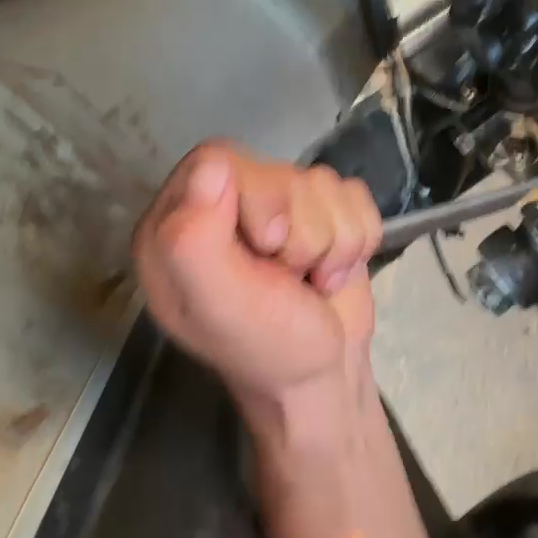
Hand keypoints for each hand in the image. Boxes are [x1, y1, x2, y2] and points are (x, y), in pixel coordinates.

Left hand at [132, 141, 383, 424]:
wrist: (325, 378)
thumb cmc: (266, 348)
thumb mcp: (217, 305)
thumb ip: (194, 238)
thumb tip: (213, 164)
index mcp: (179, 222)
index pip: (221, 159)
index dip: (259, 197)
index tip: (268, 245)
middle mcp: (227, 208)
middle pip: (283, 173)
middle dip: (305, 232)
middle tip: (291, 277)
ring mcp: (282, 210)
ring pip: (325, 185)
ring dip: (334, 244)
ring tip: (314, 282)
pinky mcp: (327, 215)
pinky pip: (356, 197)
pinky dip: (358, 240)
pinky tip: (334, 272)